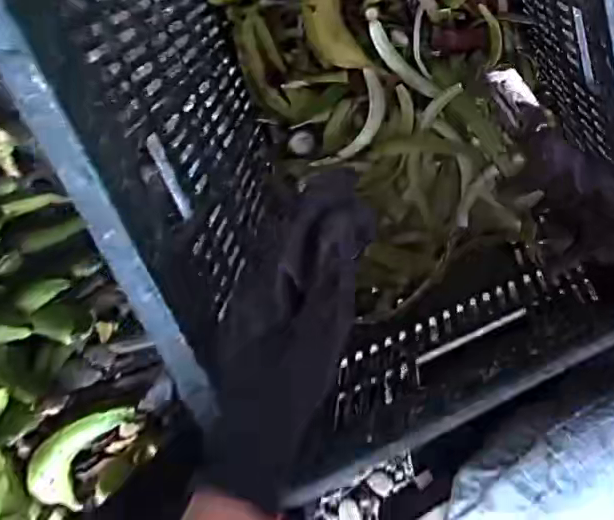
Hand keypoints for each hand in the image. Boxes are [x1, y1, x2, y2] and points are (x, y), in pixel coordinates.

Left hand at [195, 171, 374, 512]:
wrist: (254, 438)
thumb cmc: (292, 383)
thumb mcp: (323, 328)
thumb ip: (332, 271)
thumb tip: (344, 220)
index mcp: (267, 278)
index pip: (295, 220)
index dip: (323, 193)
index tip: (352, 175)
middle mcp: (254, 277)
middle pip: (288, 226)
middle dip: (325, 205)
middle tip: (361, 200)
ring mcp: (253, 291)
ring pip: (287, 242)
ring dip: (320, 225)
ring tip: (356, 225)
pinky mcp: (260, 304)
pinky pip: (288, 259)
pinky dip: (313, 246)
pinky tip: (334, 252)